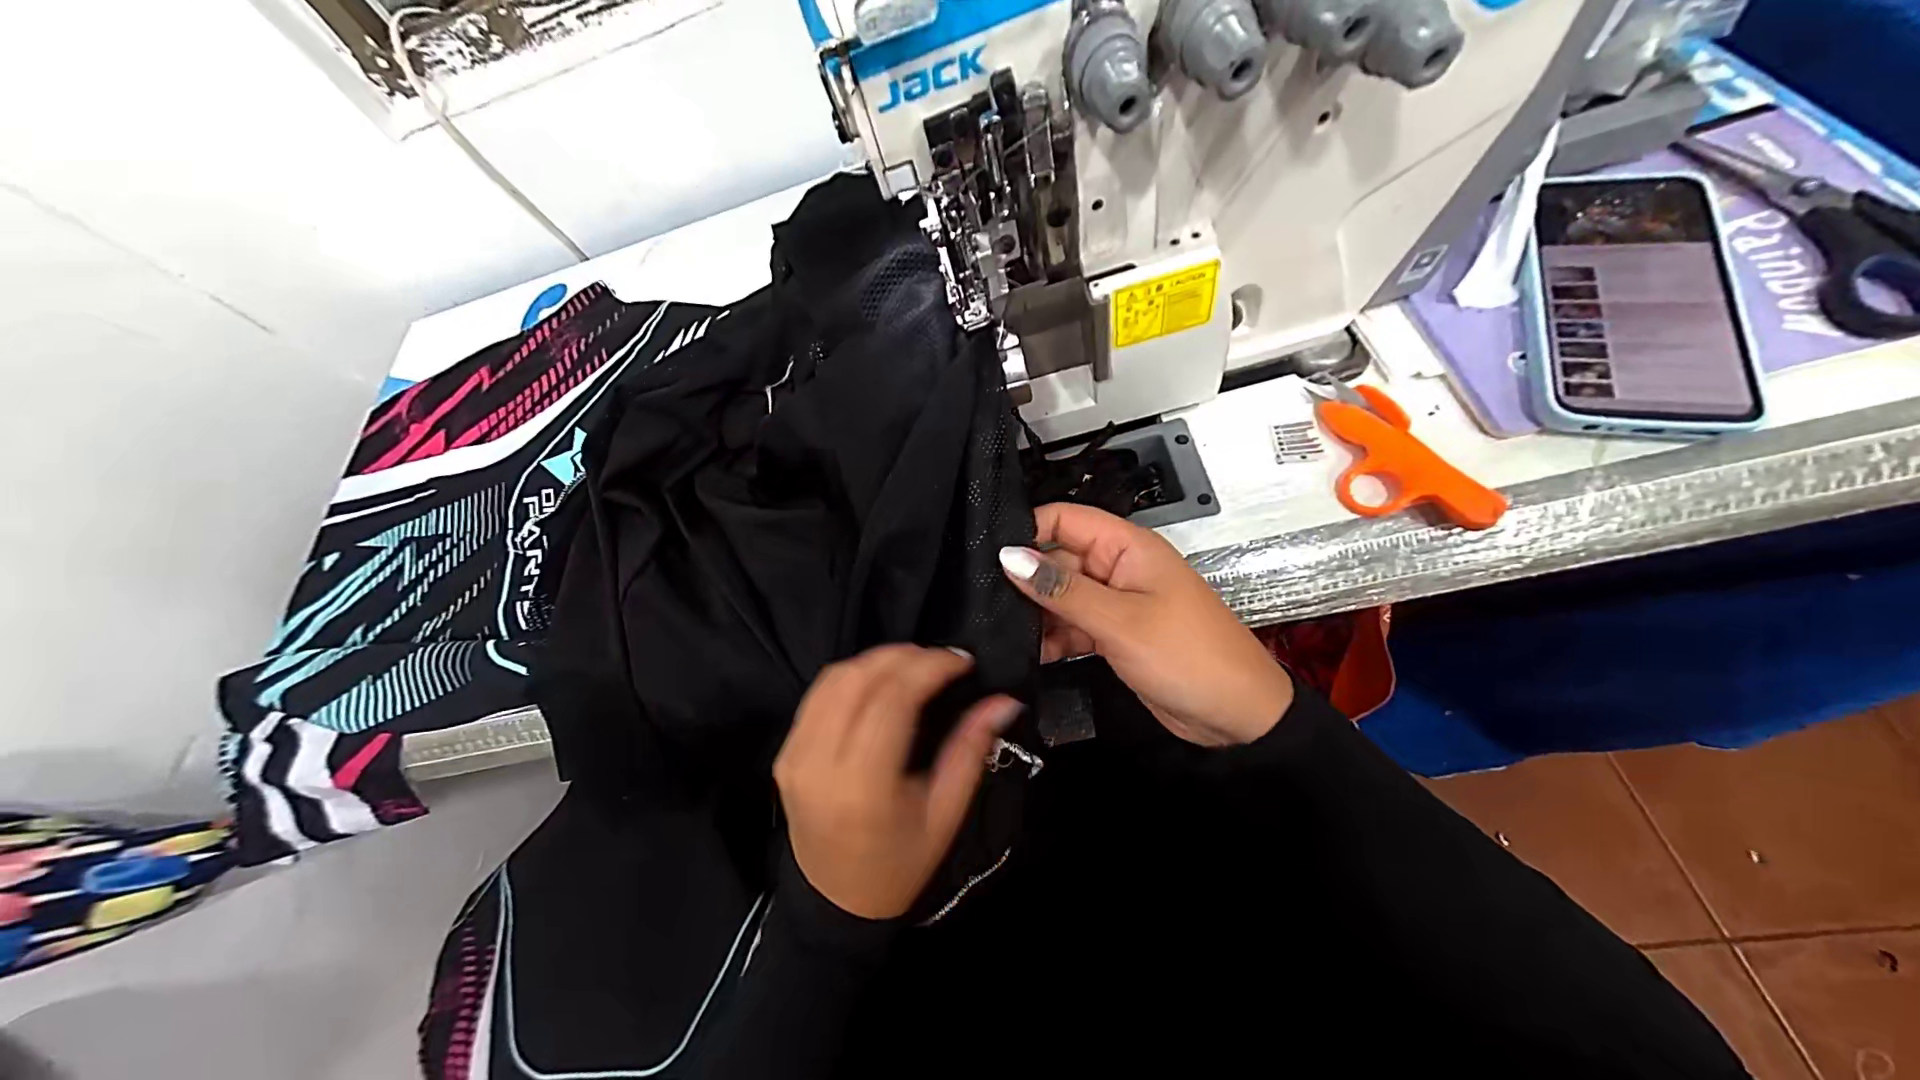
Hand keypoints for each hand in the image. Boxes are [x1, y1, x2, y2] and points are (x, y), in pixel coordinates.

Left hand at [775, 645, 1022, 918]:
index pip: (893, 697)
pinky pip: (818, 694)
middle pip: (859, 677)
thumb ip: (971, 749)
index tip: (962, 661)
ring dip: (877, 659)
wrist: (836, 900)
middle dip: (905, 655)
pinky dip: (852, 675)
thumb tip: (1003, 700)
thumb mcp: (946, 813)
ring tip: (915, 664)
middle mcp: (819, 762)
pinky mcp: (784, 752)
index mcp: (863, 785)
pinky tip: (880, 680)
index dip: (930, 667)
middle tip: (942, 659)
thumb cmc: (900, 863)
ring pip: (834, 677)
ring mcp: (794, 755)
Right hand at [998, 504, 1293, 746]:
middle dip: (1028, 578)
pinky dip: (1053, 637)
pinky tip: (1032, 652)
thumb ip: (1062, 590)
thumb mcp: (1120, 620)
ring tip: (1006, 630)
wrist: (1235, 715)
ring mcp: (1116, 602)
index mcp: (1129, 547)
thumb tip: (1011, 558)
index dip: (1030, 530)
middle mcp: (1120, 568)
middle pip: (1059, 558)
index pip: (1067, 519)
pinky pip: (1073, 624)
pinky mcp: (1114, 633)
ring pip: (1061, 595)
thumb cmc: (1193, 657)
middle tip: (991, 601)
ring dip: (1037, 613)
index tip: (994, 556)